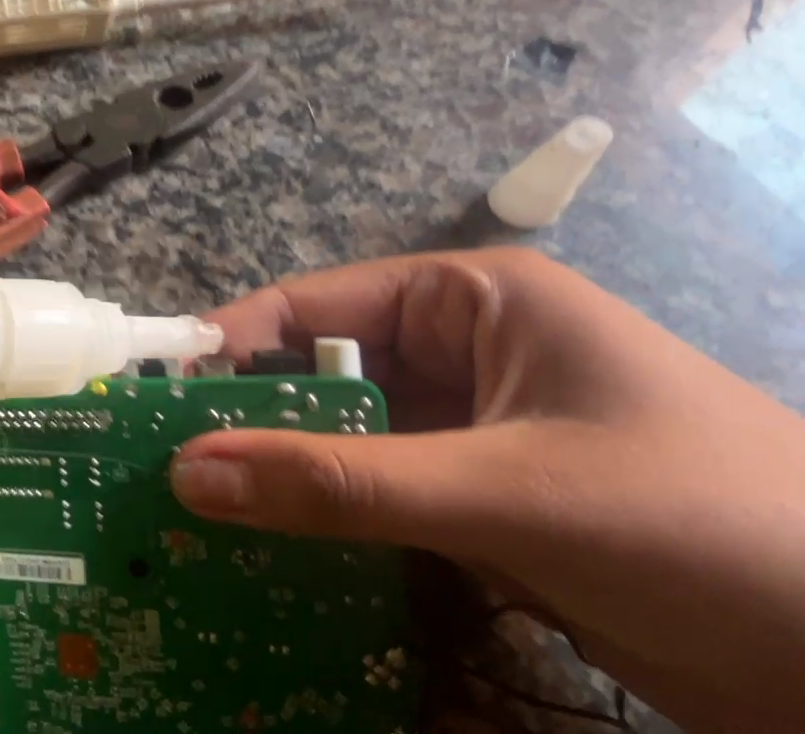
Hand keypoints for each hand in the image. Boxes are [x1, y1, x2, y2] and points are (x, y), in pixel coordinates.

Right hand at [167, 248, 804, 733]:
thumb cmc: (707, 528)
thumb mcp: (506, 496)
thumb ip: (338, 484)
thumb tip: (186, 474)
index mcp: (469, 302)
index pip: (310, 307)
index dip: (225, 346)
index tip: (150, 400)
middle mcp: (459, 354)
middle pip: (317, 377)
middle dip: (244, 423)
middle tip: (158, 472)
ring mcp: (470, 433)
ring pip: (340, 443)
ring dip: (278, 479)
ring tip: (189, 518)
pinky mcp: (482, 503)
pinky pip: (375, 498)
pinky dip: (324, 524)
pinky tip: (267, 556)